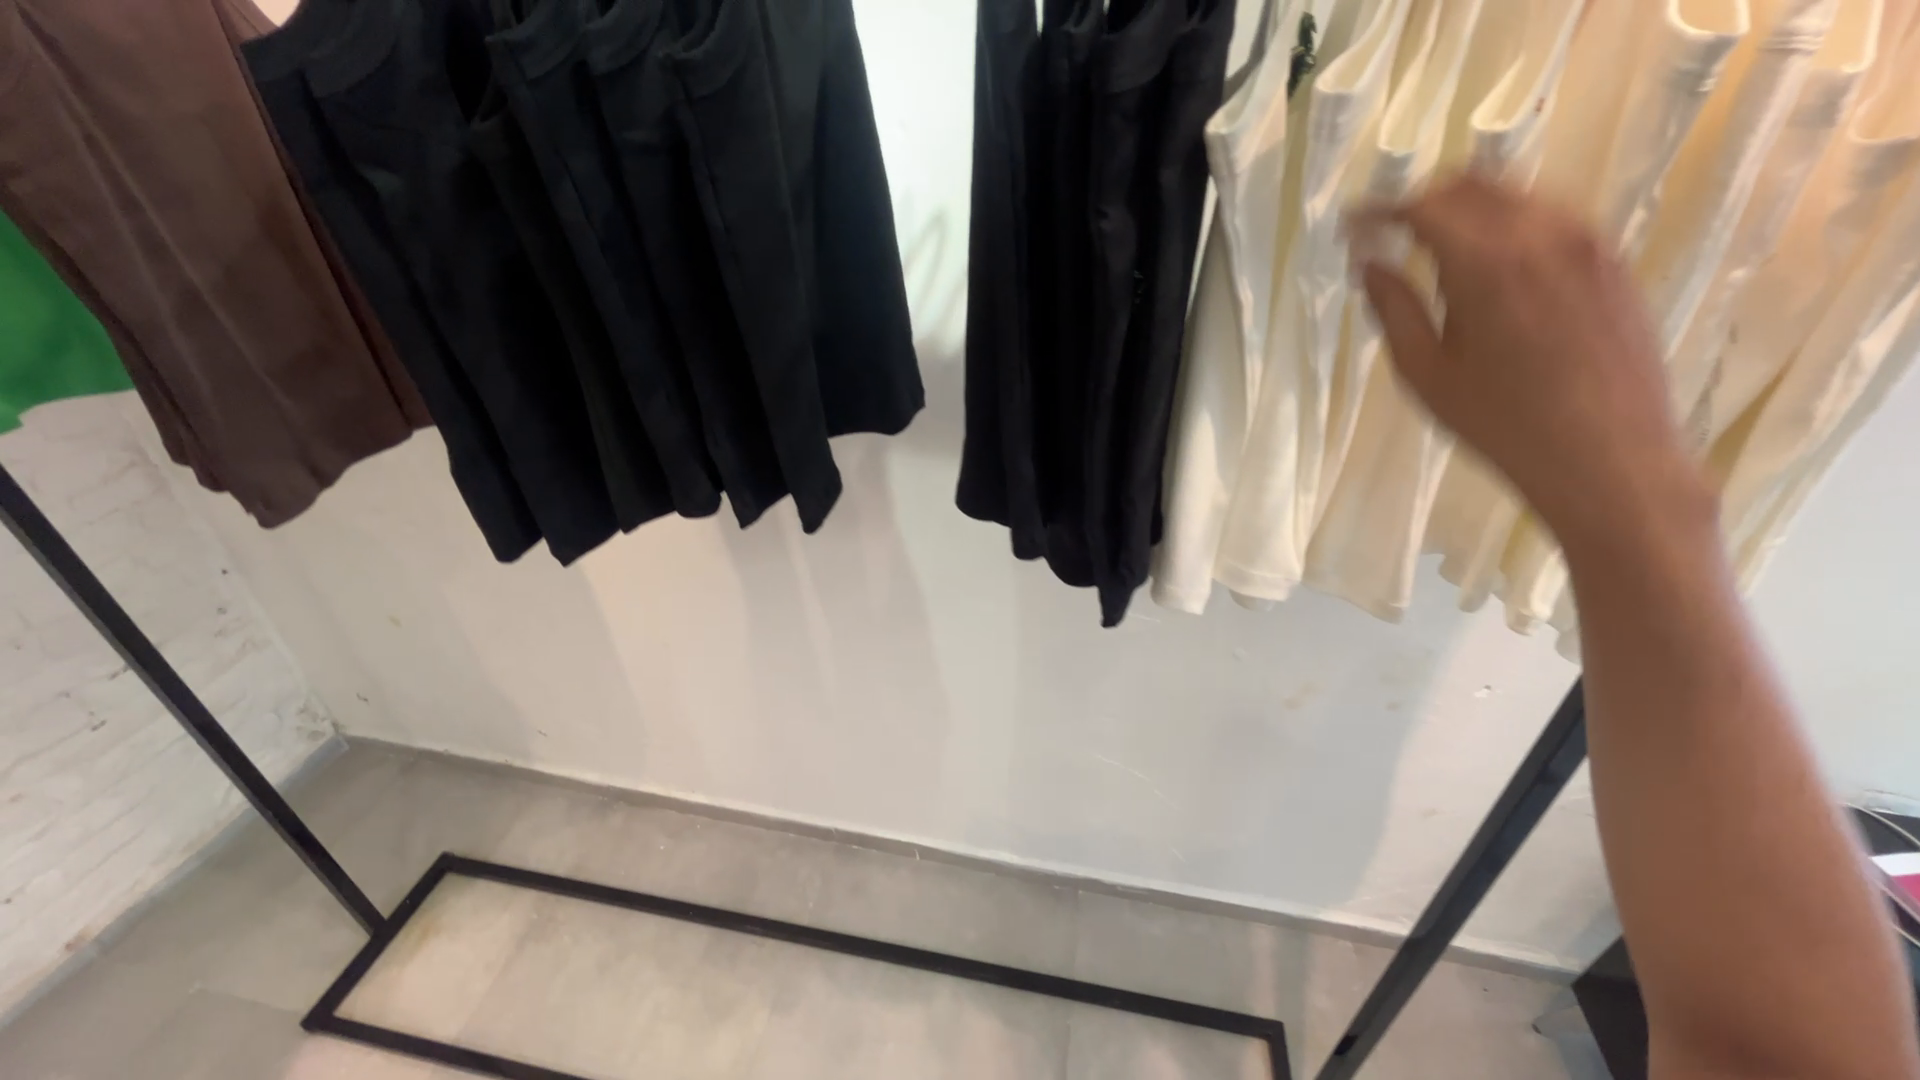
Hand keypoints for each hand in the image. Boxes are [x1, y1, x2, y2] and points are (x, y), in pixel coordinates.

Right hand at [1352, 173, 1711, 549]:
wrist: (1609, 457)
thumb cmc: (1501, 424)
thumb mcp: (1425, 374)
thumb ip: (1393, 309)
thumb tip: (1368, 265)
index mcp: (1487, 263)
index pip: (1422, 207)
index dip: (1379, 212)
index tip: (1352, 227)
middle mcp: (1542, 234)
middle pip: (1472, 184)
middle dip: (1423, 201)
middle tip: (1390, 234)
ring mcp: (1587, 242)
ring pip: (1516, 195)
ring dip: (1469, 210)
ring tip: (1440, 253)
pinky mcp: (1613, 260)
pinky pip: (1552, 219)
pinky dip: (1511, 227)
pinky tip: (1495, 270)